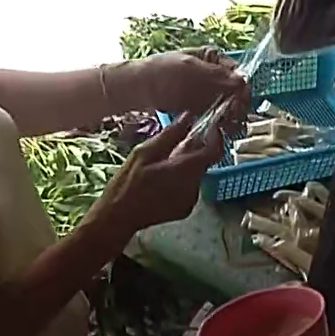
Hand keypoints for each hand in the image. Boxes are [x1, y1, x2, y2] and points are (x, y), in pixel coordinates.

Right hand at [84, 115, 220, 247]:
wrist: (118, 218)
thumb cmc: (128, 183)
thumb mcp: (144, 153)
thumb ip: (170, 135)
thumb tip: (188, 117)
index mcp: (187, 169)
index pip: (215, 150)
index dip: (216, 136)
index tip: (210, 127)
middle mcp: (195, 185)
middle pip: (203, 162)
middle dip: (193, 150)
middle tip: (175, 143)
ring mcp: (192, 199)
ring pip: (196, 175)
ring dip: (185, 166)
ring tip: (161, 165)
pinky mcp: (186, 209)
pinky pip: (189, 188)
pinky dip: (181, 180)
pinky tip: (161, 181)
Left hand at [114, 50, 247, 115]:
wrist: (137, 88)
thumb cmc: (160, 72)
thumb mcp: (189, 69)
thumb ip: (217, 75)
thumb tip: (243, 79)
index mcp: (212, 58)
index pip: (237, 72)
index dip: (242, 88)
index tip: (240, 101)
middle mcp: (214, 74)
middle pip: (237, 90)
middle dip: (239, 104)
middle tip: (233, 116)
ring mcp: (208, 90)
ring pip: (230, 104)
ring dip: (233, 116)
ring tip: (230, 126)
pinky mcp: (201, 105)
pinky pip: (219, 114)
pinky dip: (224, 122)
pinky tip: (224, 129)